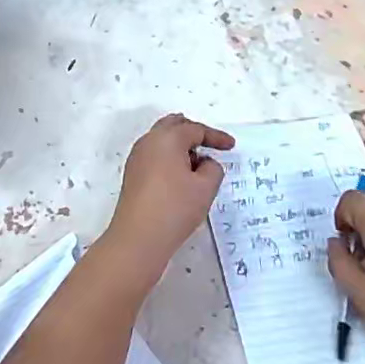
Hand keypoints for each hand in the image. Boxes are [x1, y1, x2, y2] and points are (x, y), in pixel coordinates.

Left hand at [98, 115, 234, 284]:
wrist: (138, 237)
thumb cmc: (175, 208)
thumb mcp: (205, 188)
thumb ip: (213, 168)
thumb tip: (204, 163)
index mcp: (167, 138)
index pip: (195, 129)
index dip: (216, 136)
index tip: (231, 145)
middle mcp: (149, 141)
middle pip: (173, 126)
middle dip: (193, 132)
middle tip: (211, 144)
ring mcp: (137, 157)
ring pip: (161, 140)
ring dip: (180, 145)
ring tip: (197, 163)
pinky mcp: (132, 174)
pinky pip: (154, 154)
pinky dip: (169, 157)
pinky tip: (180, 176)